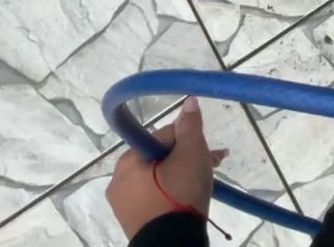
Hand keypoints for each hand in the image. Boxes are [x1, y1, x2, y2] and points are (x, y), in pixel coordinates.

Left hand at [107, 97, 228, 237]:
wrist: (172, 243)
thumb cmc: (179, 191)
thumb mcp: (191, 152)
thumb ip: (190, 125)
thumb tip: (188, 100)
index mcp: (127, 163)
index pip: (163, 135)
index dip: (187, 138)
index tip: (205, 147)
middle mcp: (119, 183)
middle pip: (163, 155)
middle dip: (190, 154)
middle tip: (214, 160)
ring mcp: (125, 204)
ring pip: (162, 174)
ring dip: (187, 169)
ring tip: (211, 173)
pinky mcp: (136, 219)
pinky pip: (158, 193)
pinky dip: (176, 187)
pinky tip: (194, 190)